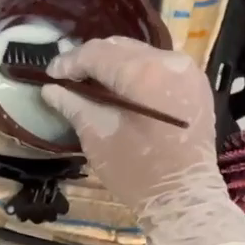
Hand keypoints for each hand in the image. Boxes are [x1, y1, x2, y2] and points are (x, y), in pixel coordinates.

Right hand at [41, 37, 244, 244]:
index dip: (69, 62)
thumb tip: (51, 89)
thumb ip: (74, 105)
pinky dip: (135, 74)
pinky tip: (120, 92)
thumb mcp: (97, 137)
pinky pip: (159, 68)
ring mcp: (188, 72)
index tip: (49, 75)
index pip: (98, 54)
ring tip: (91, 84)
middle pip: (121, 48)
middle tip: (66, 78)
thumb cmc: (135, 171)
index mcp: (144, 73)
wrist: (182, 197)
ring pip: (141, 55)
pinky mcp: (195, 87)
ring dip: (113, 65)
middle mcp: (171, 62)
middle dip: (90, 60)